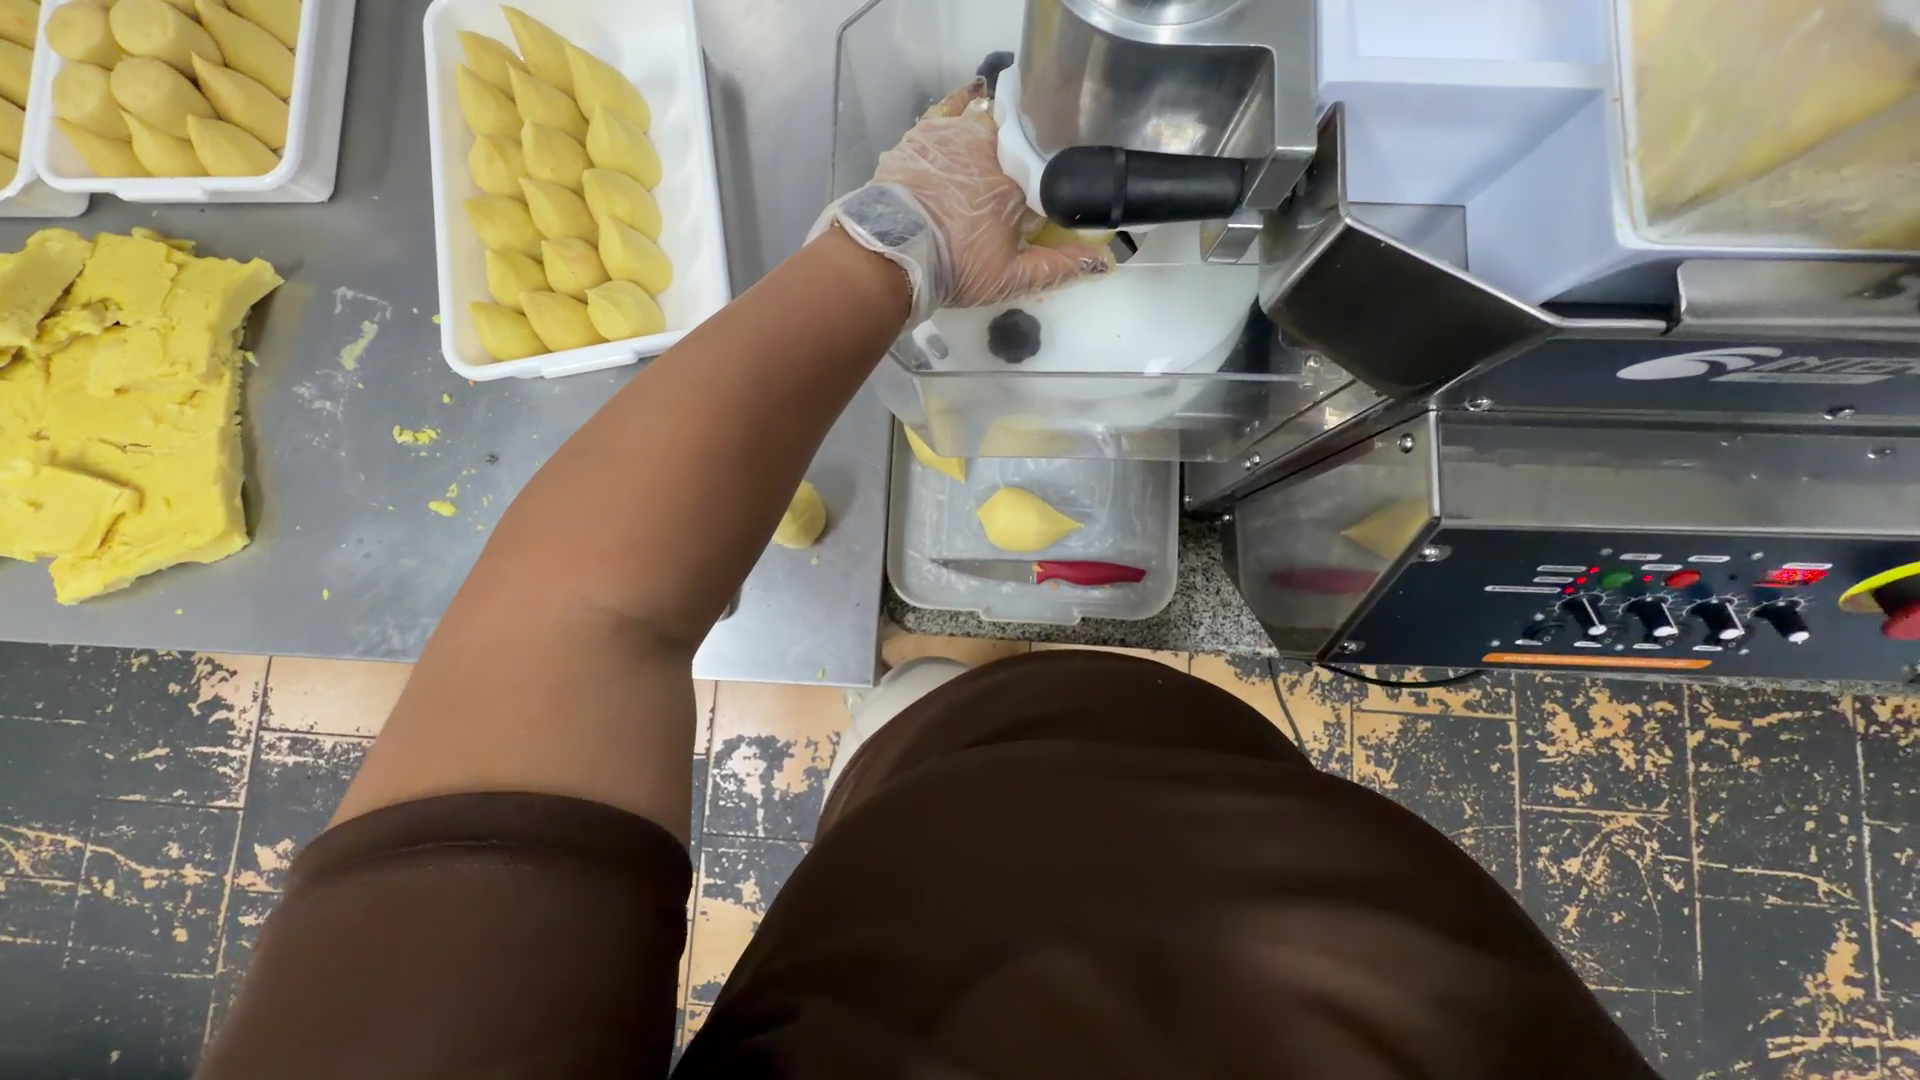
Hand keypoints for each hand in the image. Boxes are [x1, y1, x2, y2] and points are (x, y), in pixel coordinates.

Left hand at [874, 79, 1111, 308]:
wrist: (892, 254)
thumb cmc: (955, 267)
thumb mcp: (1010, 278)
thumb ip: (1058, 267)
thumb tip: (1103, 261)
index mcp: (1018, 181)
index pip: (1047, 170)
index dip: (1048, 183)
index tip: (1045, 198)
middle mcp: (991, 146)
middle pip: (1018, 142)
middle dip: (1021, 156)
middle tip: (1016, 177)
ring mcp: (956, 134)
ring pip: (987, 120)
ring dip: (994, 131)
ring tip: (996, 146)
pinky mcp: (925, 132)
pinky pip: (951, 105)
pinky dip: (964, 101)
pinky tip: (971, 96)